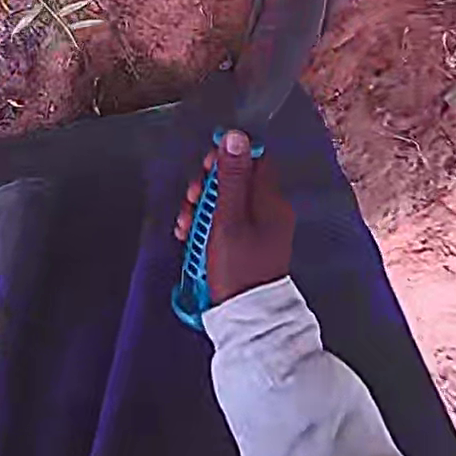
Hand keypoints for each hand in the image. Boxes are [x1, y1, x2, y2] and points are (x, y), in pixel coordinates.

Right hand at [174, 129, 296, 305]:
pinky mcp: (244, 246)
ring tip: (185, 224)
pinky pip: (224, 224)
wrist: (247, 320)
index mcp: (270, 199)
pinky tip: (188, 236)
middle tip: (191, 199)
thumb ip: (231, 176)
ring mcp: (257, 229)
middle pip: (236, 181)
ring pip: (225, 203)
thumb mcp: (229, 217)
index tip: (207, 167)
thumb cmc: (238, 265)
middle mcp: (268, 210)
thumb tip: (235, 135)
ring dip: (201, 208)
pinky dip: (205, 226)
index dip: (229, 156)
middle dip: (207, 186)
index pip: (254, 159)